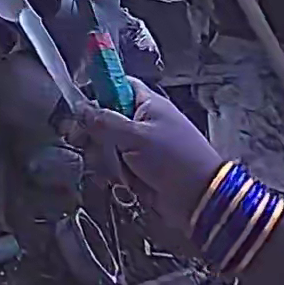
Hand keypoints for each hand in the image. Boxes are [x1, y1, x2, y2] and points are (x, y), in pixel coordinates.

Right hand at [64, 80, 222, 234]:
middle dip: (91, 129)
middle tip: (79, 138)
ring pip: (106, 140)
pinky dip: (111, 170)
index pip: (116, 84)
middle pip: (104, 114)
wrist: (204, 201)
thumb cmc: (173, 160)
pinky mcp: (140, 166)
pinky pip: (115, 161)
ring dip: (100, 153)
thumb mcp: (135, 136)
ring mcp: (141, 145)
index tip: (80, 103)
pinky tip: (113, 177)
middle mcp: (143, 121)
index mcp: (148, 104)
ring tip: (105, 165)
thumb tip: (79, 107)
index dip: (97, 89)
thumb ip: (103, 120)